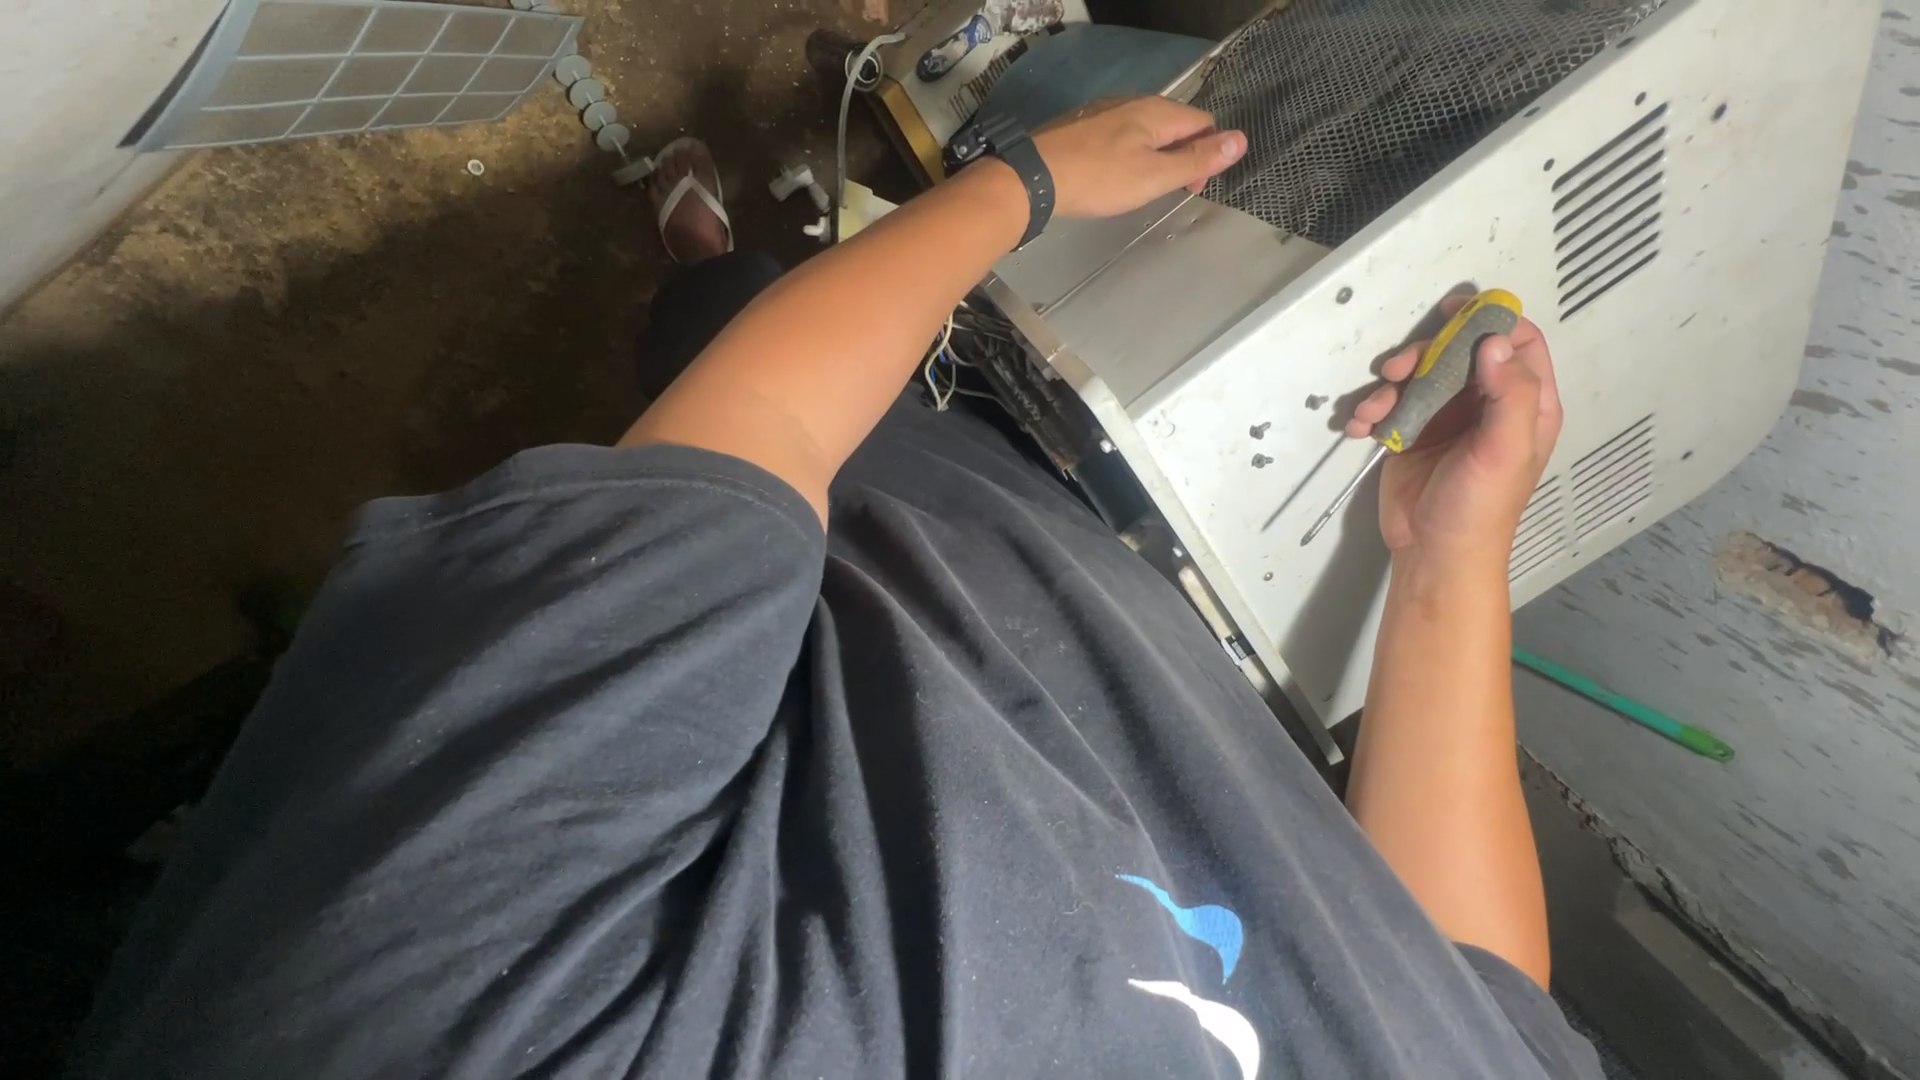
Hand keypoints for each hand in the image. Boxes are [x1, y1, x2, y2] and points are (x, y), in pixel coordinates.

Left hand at [1031, 97, 1246, 218]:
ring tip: (1140, 188)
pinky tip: (1112, 178)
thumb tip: (1240, 140)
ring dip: (1153, 157)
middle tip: (1167, 192)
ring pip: (1144, 132)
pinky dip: (1126, 156)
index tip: (1191, 189)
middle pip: (1173, 125)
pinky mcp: (1082, 127)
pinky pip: (1118, 137)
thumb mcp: (1154, 176)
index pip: (1202, 124)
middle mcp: (1133, 102)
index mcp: (1157, 112)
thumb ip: (1196, 161)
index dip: (1207, 155)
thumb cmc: (1099, 179)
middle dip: (1180, 156)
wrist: (1036, 177)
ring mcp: (1105, 112)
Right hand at [1345, 297, 1561, 563]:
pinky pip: (1389, 408)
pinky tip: (1360, 427)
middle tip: (1397, 368)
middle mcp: (1484, 405)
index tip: (1455, 312)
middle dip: (1423, 355)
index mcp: (1522, 404)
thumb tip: (1494, 340)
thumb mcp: (1505, 449)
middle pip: (1456, 355)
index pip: (1517, 345)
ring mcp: (1444, 420)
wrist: (1434, 550)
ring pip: (1418, 379)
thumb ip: (1508, 392)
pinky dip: (1370, 412)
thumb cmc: (1480, 505)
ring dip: (1389, 388)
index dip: (1491, 322)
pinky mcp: (1409, 436)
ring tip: (1372, 410)